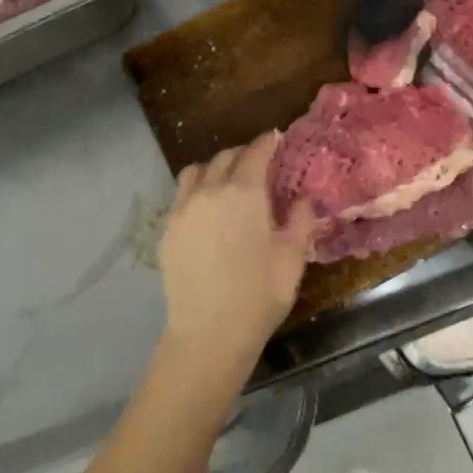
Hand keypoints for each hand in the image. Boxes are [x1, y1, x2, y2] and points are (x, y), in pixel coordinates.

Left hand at [159, 132, 318, 366]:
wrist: (208, 333)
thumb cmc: (258, 296)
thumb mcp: (292, 260)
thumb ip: (301, 222)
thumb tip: (305, 200)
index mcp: (244, 193)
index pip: (256, 153)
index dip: (267, 142)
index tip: (276, 138)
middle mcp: (209, 191)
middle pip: (225, 157)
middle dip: (243, 156)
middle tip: (257, 167)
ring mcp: (183, 209)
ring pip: (196, 172)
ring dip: (213, 170)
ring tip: (226, 185)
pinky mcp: (167, 229)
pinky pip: (182, 197)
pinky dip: (196, 194)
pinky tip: (206, 214)